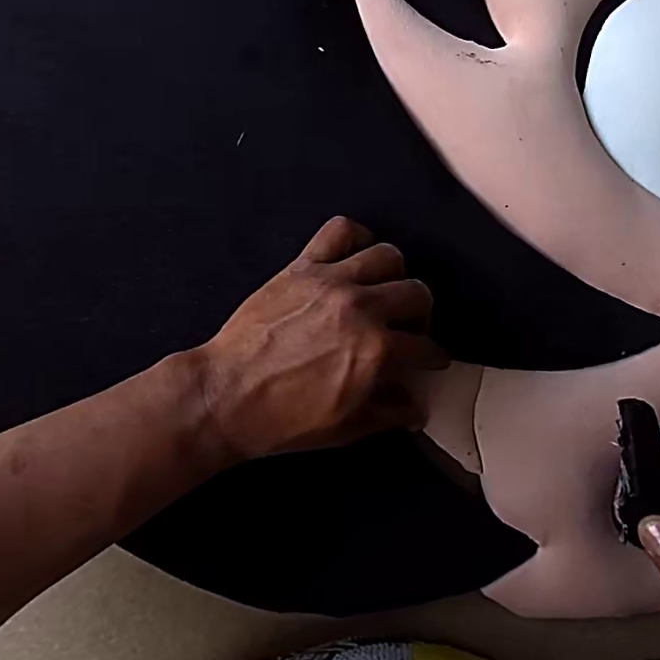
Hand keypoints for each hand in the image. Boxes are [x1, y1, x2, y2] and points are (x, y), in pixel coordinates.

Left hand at [188, 217, 449, 463]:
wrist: (225, 395)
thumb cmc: (284, 420)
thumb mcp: (346, 429)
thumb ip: (389, 413)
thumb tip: (417, 406)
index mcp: (376, 351)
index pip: (426, 346)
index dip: (434, 357)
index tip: (431, 359)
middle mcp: (361, 308)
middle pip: (418, 293)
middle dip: (421, 316)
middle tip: (407, 329)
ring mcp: (331, 281)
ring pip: (389, 256)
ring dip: (394, 276)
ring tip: (382, 293)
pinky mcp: (302, 265)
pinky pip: (340, 230)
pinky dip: (355, 238)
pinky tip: (354, 259)